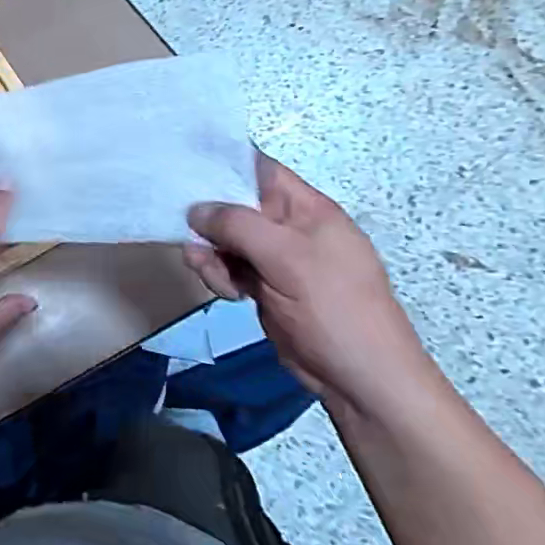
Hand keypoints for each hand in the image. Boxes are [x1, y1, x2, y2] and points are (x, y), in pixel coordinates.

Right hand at [184, 153, 435, 417]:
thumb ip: (236, 223)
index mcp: (306, 208)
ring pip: (221, 236)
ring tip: (218, 277)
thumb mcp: (286, 257)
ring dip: (209, 254)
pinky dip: (217, 274)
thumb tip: (195, 211)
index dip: (221, 162)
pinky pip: (225, 264)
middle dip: (207, 220)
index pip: (257, 167)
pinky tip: (229, 294)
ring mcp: (275, 256)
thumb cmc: (335, 310)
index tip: (183, 169)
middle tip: (197, 241)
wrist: (361, 382)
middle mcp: (288, 226)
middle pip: (230, 203)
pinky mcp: (263, 282)